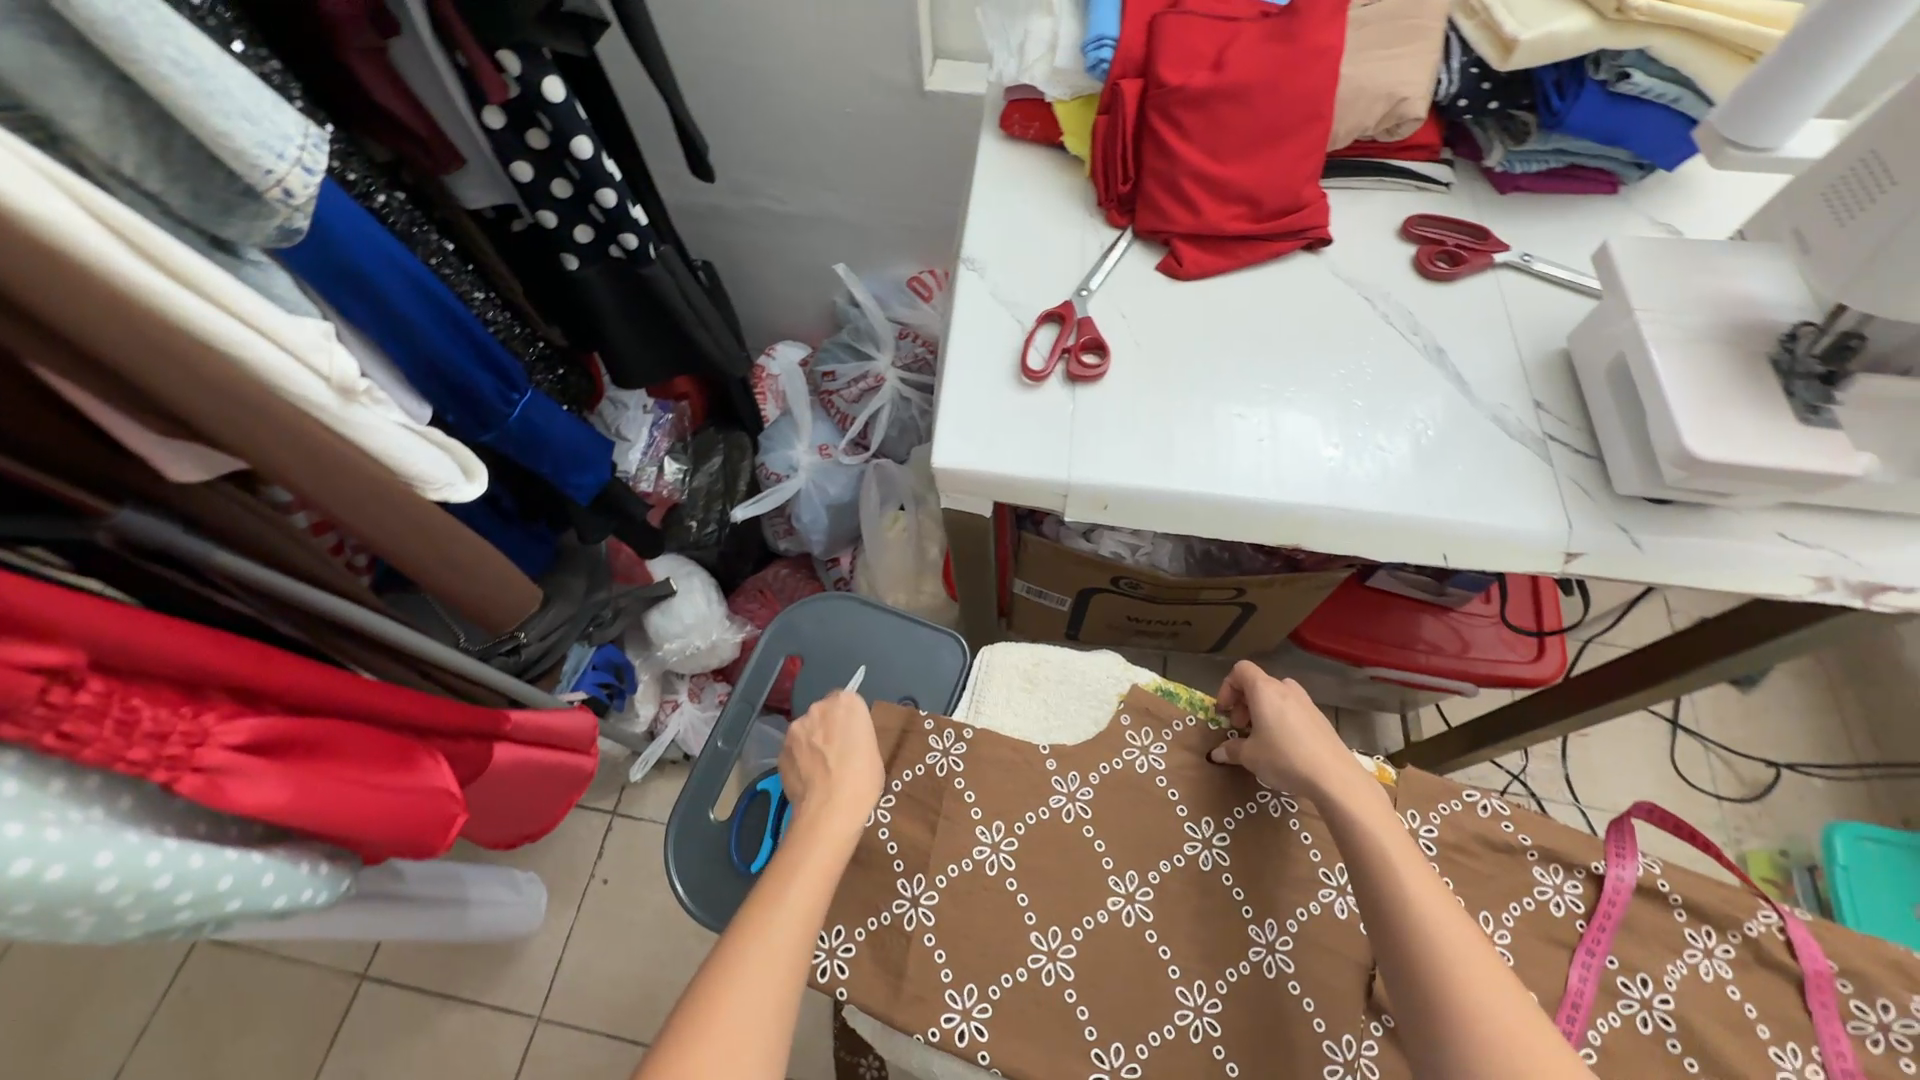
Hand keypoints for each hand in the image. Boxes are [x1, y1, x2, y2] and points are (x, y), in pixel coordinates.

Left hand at [779, 690, 883, 837]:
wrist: (829, 810)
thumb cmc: (862, 781)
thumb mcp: (873, 752)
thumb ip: (857, 736)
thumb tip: (846, 742)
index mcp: (847, 703)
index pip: (847, 702)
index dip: (849, 722)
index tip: (852, 738)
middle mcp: (818, 708)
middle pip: (824, 713)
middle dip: (828, 728)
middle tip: (836, 754)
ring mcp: (796, 728)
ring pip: (806, 730)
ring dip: (811, 743)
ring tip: (819, 770)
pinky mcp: (781, 749)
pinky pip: (793, 750)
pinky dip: (799, 759)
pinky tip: (807, 779)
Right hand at [1206, 662, 1360, 800]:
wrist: (1334, 776)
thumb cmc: (1284, 758)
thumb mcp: (1250, 756)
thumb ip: (1230, 750)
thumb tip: (1217, 754)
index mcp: (1264, 690)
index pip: (1241, 670)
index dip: (1227, 687)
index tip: (1225, 712)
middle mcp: (1285, 689)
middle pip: (1257, 683)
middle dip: (1243, 703)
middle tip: (1241, 728)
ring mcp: (1306, 702)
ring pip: (1276, 696)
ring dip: (1262, 710)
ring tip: (1261, 736)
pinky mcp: (1320, 717)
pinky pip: (1292, 708)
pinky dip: (1280, 718)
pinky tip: (1283, 745)